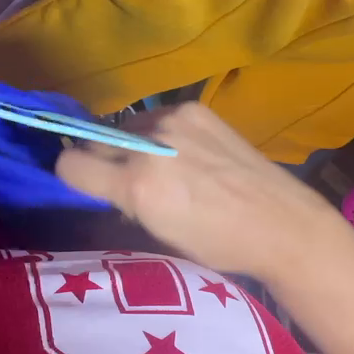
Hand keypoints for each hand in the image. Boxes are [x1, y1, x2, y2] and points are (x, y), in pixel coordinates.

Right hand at [55, 102, 350, 276]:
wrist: (282, 224)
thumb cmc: (218, 244)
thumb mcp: (158, 234)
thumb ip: (123, 202)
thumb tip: (102, 182)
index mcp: (137, 187)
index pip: (70, 164)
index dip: (72, 176)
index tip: (87, 187)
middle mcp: (149, 146)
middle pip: (94, 142)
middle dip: (102, 161)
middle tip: (127, 182)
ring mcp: (173, 121)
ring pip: (124, 128)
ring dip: (130, 145)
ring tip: (161, 166)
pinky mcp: (193, 108)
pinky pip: (152, 117)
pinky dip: (156, 133)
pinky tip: (181, 151)